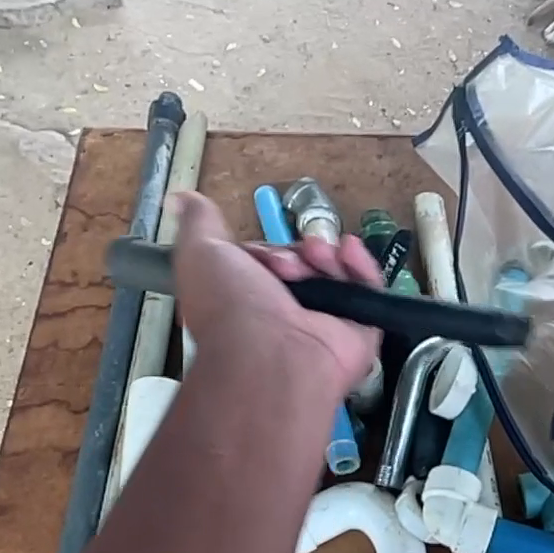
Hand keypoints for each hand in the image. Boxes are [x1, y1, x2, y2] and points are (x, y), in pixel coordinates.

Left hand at [170, 192, 379, 397]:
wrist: (273, 354)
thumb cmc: (232, 307)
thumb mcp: (201, 253)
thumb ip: (200, 224)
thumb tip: (184, 198)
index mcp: (253, 302)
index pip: (272, 262)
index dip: (268, 251)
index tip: (263, 255)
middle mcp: (291, 313)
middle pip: (308, 263)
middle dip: (299, 251)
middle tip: (289, 265)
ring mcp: (329, 321)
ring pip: (337, 272)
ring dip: (326, 254)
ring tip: (317, 257)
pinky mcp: (363, 328)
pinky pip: (369, 288)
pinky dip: (361, 265)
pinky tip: (349, 250)